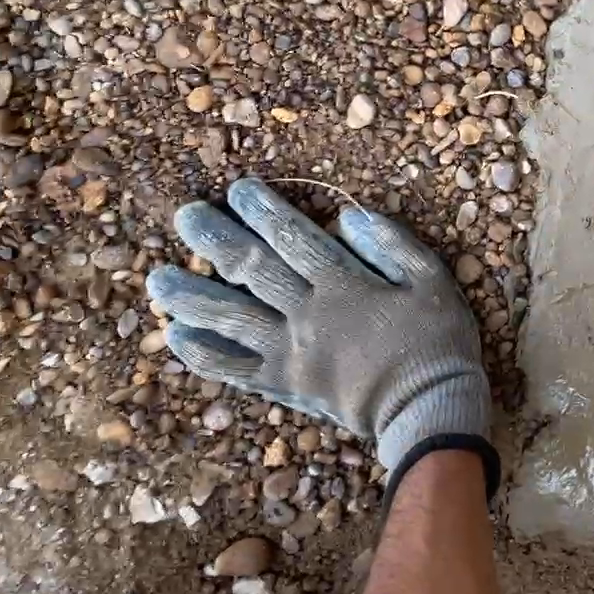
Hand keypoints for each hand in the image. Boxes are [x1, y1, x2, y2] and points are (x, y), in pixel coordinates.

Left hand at [146, 178, 494, 487]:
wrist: (427, 404)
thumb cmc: (437, 337)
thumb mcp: (432, 279)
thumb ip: (394, 244)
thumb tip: (350, 217)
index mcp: (344, 285)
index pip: (295, 239)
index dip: (265, 211)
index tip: (239, 189)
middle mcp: (307, 315)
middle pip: (253, 271)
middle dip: (216, 239)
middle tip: (184, 215)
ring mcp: (290, 353)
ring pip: (230, 319)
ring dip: (190, 296)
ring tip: (157, 277)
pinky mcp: (285, 384)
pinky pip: (233, 369)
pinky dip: (202, 353)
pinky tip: (176, 335)